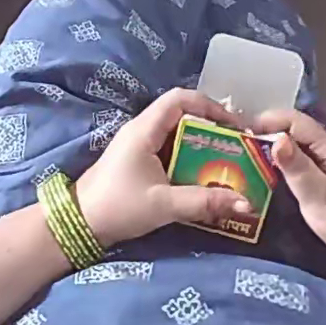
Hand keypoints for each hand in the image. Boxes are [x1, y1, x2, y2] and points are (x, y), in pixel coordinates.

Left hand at [76, 89, 253, 248]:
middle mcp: (141, 130)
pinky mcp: (138, 161)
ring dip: (201, 144)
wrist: (79, 225)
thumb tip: (246, 203)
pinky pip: (170, 149)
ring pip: (177, 133)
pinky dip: (189, 157)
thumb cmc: (118, 207)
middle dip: (212, 127)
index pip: (180, 99)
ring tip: (226, 161)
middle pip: (182, 114)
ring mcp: (138, 145)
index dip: (210, 106)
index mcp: (144, 130)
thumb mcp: (164, 205)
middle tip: (236, 146)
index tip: (233, 125)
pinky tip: (203, 175)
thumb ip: (205, 202)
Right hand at [251, 110, 325, 263]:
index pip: (296, 120)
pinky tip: (258, 167)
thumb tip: (276, 139)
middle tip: (236, 142)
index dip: (269, 120)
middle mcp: (323, 149)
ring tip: (241, 152)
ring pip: (290, 142)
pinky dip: (274, 158)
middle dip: (264, 130)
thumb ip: (297, 168)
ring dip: (267, 144)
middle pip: (291, 128)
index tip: (242, 131)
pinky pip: (291, 158)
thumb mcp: (319, 196)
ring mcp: (319, 162)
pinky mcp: (314, 175)